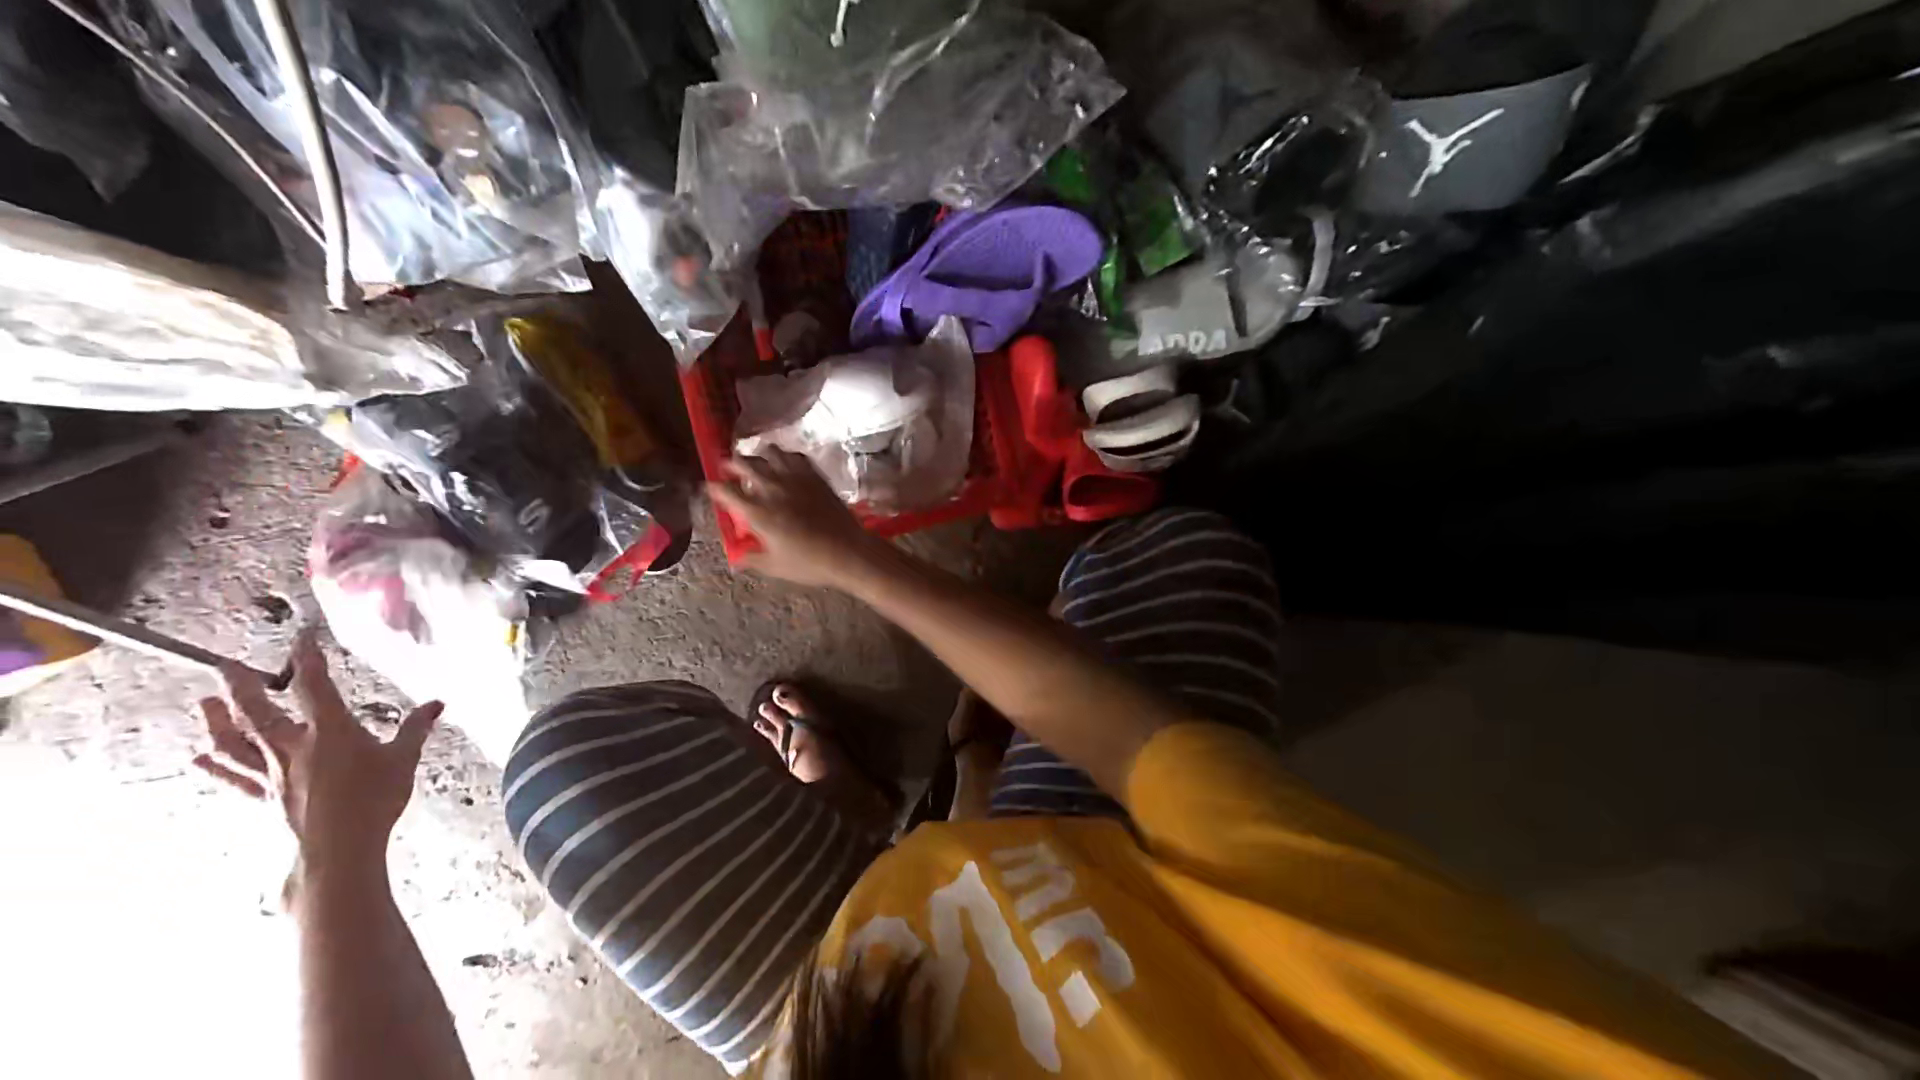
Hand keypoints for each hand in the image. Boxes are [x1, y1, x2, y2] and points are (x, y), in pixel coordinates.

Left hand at [193, 629, 441, 871]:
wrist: (338, 848)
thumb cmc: (374, 799)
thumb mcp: (403, 759)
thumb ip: (415, 728)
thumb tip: (436, 705)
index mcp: (329, 730)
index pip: (314, 685)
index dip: (307, 658)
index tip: (302, 638)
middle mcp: (291, 746)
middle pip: (256, 710)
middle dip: (240, 685)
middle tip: (225, 665)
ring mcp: (271, 772)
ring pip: (233, 741)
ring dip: (216, 720)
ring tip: (204, 702)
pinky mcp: (262, 796)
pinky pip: (232, 776)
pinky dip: (213, 765)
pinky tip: (199, 757)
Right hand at [710, 449, 886, 588]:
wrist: (849, 551)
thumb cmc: (810, 563)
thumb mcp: (775, 566)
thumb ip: (752, 558)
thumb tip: (736, 558)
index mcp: (757, 512)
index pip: (725, 490)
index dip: (713, 486)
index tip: (710, 487)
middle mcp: (772, 489)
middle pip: (743, 463)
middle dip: (731, 463)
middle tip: (728, 467)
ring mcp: (795, 478)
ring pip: (769, 451)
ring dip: (758, 454)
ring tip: (757, 461)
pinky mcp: (815, 475)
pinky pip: (795, 456)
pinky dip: (786, 456)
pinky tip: (786, 463)